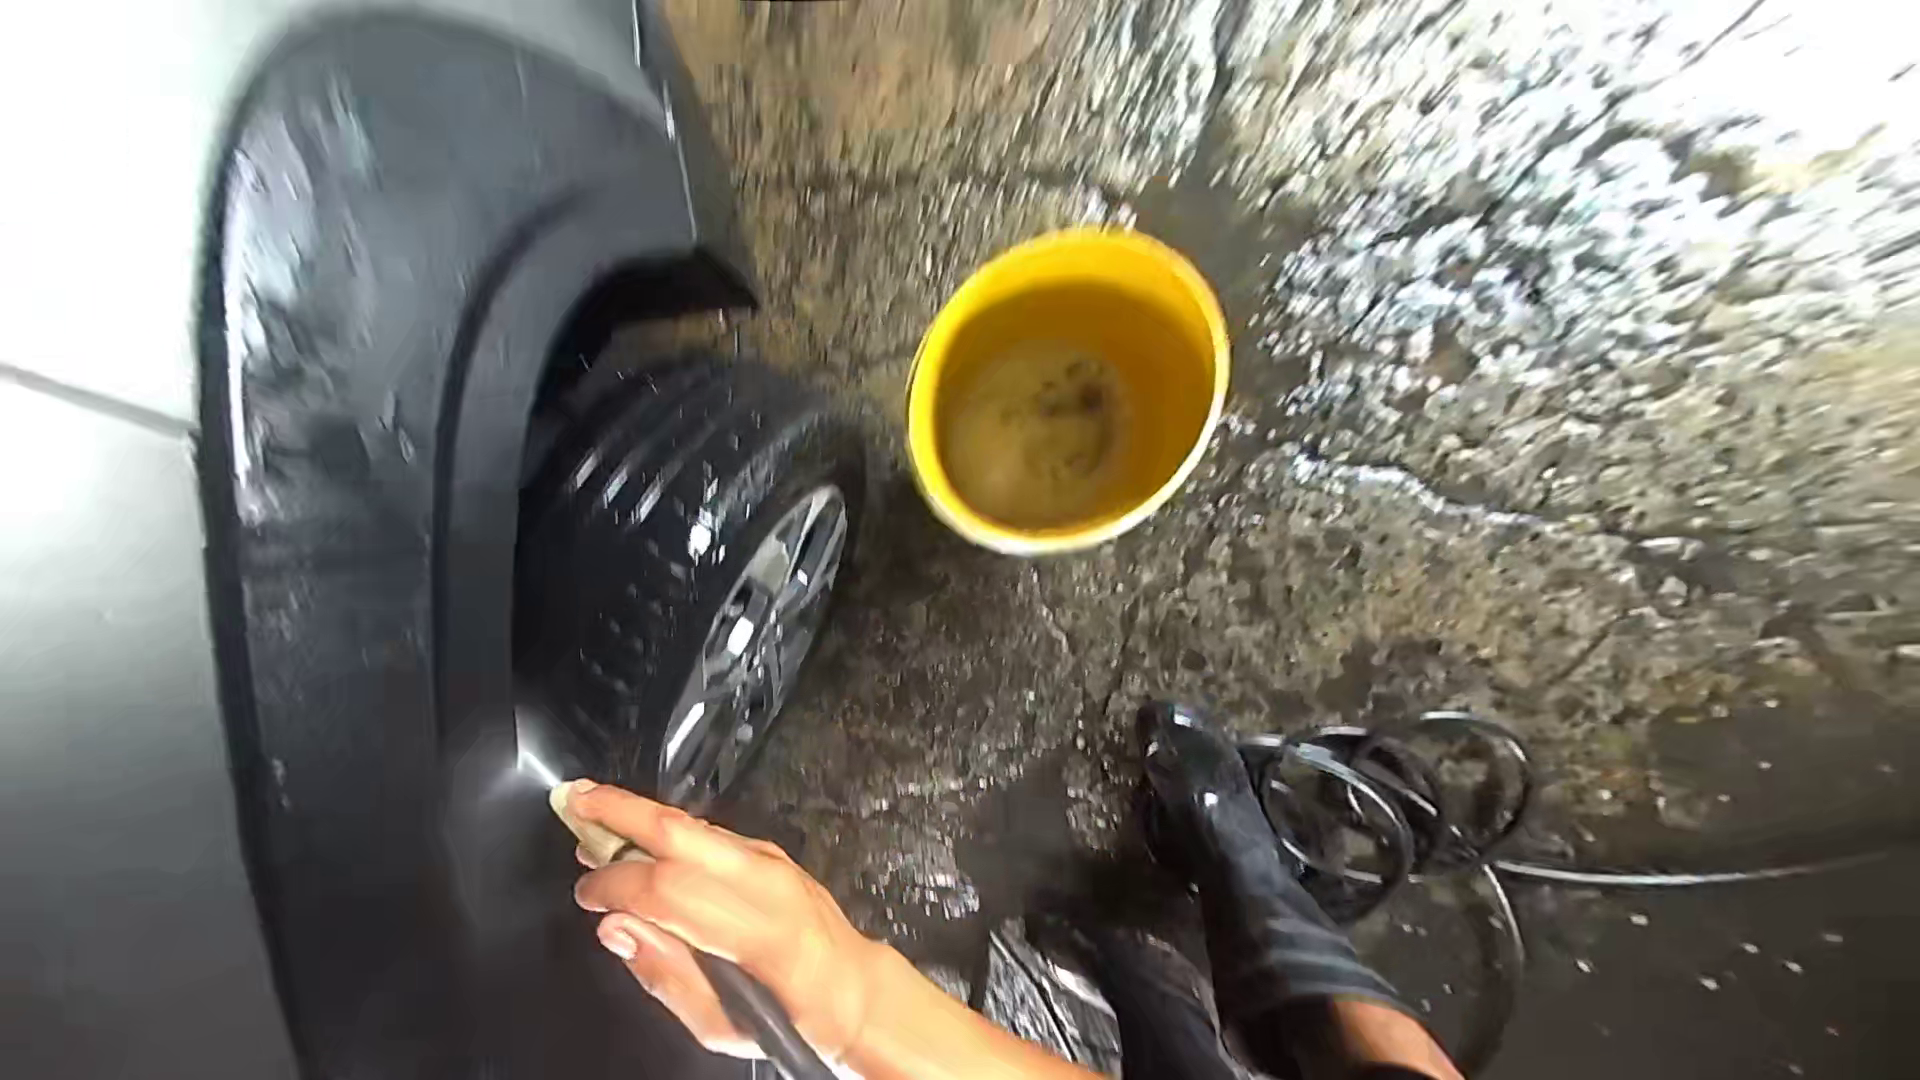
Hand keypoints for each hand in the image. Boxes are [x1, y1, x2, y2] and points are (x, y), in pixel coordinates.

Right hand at [568, 782, 881, 1060]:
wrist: (849, 981)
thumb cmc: (793, 1015)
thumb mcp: (722, 1025)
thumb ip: (667, 974)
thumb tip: (616, 928)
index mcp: (758, 928)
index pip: (672, 890)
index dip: (619, 886)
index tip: (584, 893)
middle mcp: (766, 878)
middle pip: (686, 834)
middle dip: (625, 813)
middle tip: (576, 798)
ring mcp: (770, 859)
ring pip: (698, 827)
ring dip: (642, 816)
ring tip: (594, 814)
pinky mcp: (769, 853)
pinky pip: (711, 836)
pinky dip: (669, 832)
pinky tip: (640, 837)